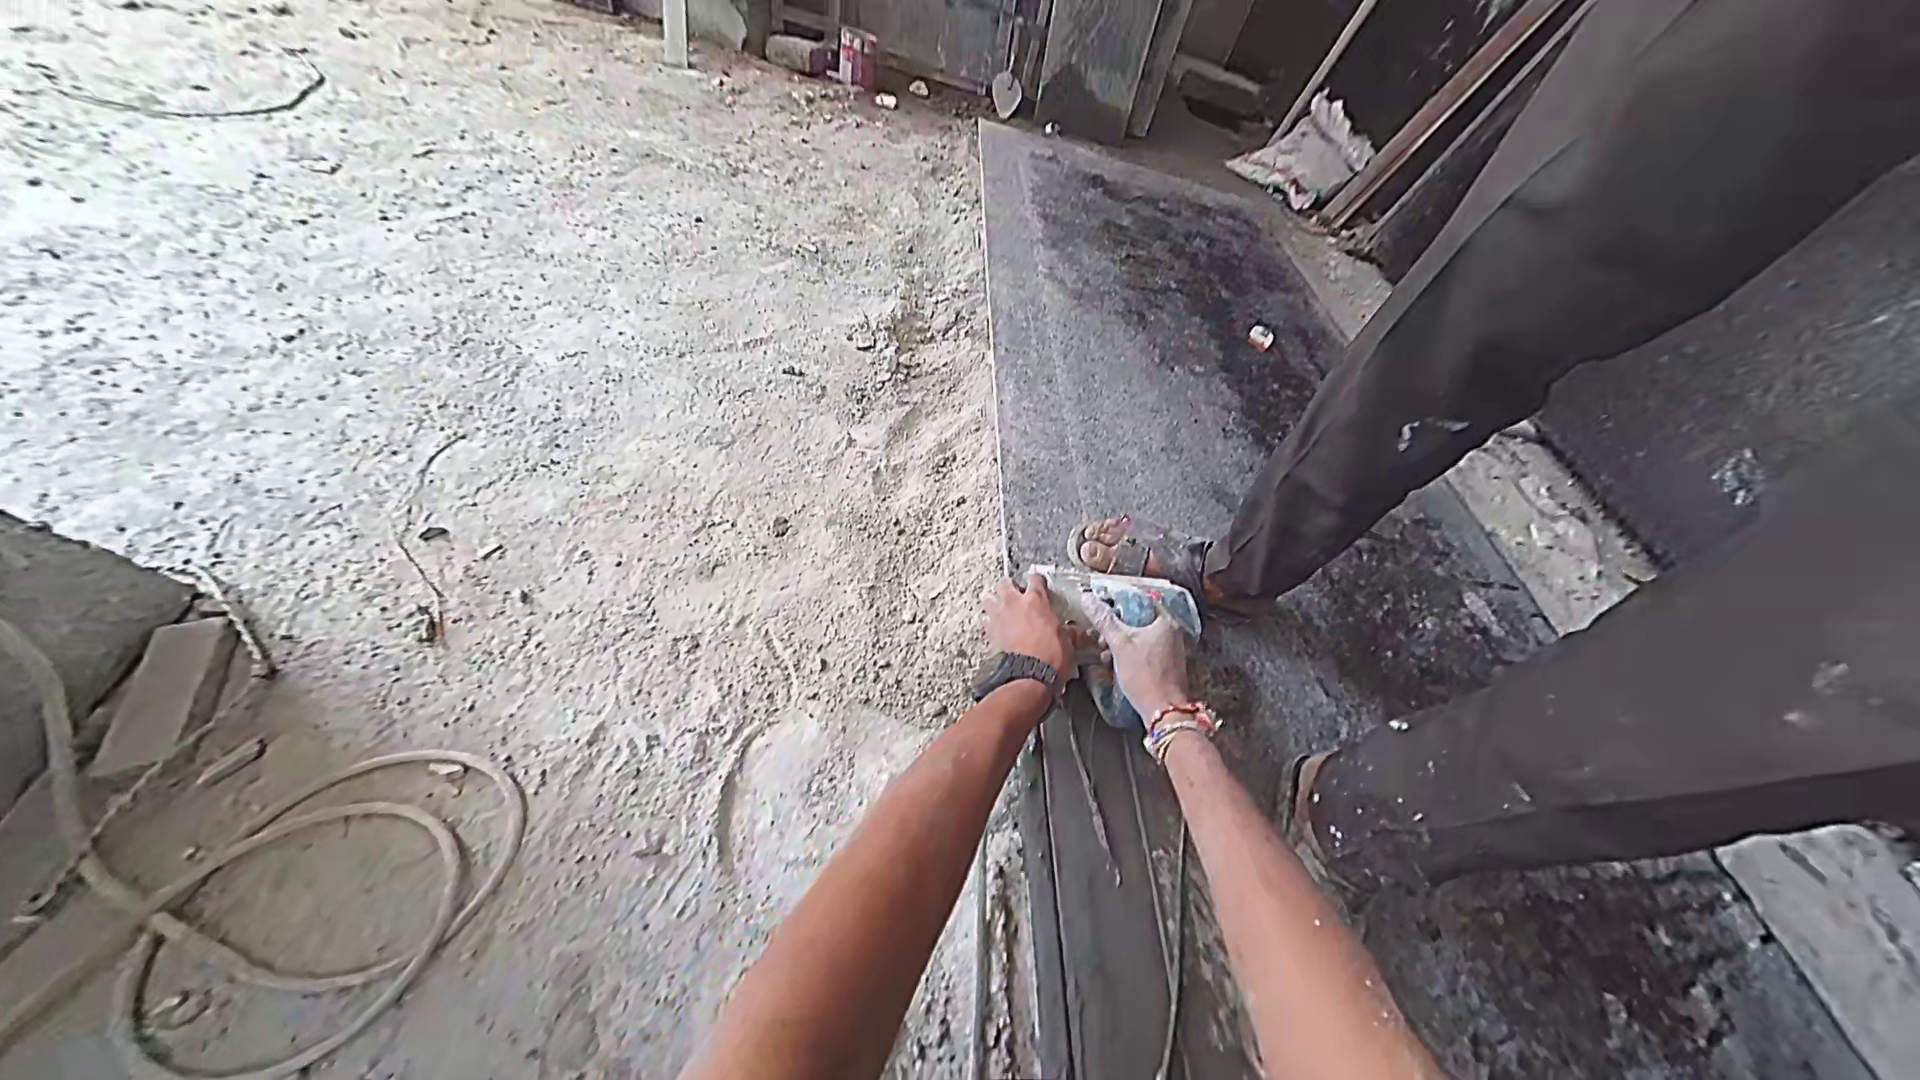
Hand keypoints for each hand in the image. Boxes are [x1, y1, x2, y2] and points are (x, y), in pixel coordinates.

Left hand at [984, 573, 1073, 679]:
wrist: (1026, 676)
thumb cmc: (1050, 655)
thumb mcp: (1067, 642)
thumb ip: (1069, 632)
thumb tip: (1076, 631)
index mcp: (1035, 601)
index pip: (1034, 580)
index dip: (1036, 581)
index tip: (1038, 584)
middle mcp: (1013, 603)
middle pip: (1004, 583)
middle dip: (1009, 588)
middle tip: (1016, 597)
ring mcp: (998, 616)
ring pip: (989, 600)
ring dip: (995, 604)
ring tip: (1002, 612)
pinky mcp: (988, 633)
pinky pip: (985, 623)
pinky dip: (989, 626)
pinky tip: (996, 632)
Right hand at [1085, 593, 1190, 719]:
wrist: (1163, 710)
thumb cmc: (1144, 675)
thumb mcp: (1119, 644)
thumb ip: (1104, 620)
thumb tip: (1087, 597)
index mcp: (1165, 622)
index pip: (1140, 600)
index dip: (1118, 601)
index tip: (1101, 607)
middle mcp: (1171, 632)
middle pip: (1137, 619)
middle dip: (1116, 627)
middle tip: (1100, 635)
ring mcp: (1169, 649)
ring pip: (1138, 636)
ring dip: (1119, 642)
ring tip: (1105, 652)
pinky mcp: (1165, 663)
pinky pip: (1143, 650)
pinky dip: (1128, 652)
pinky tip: (1114, 663)